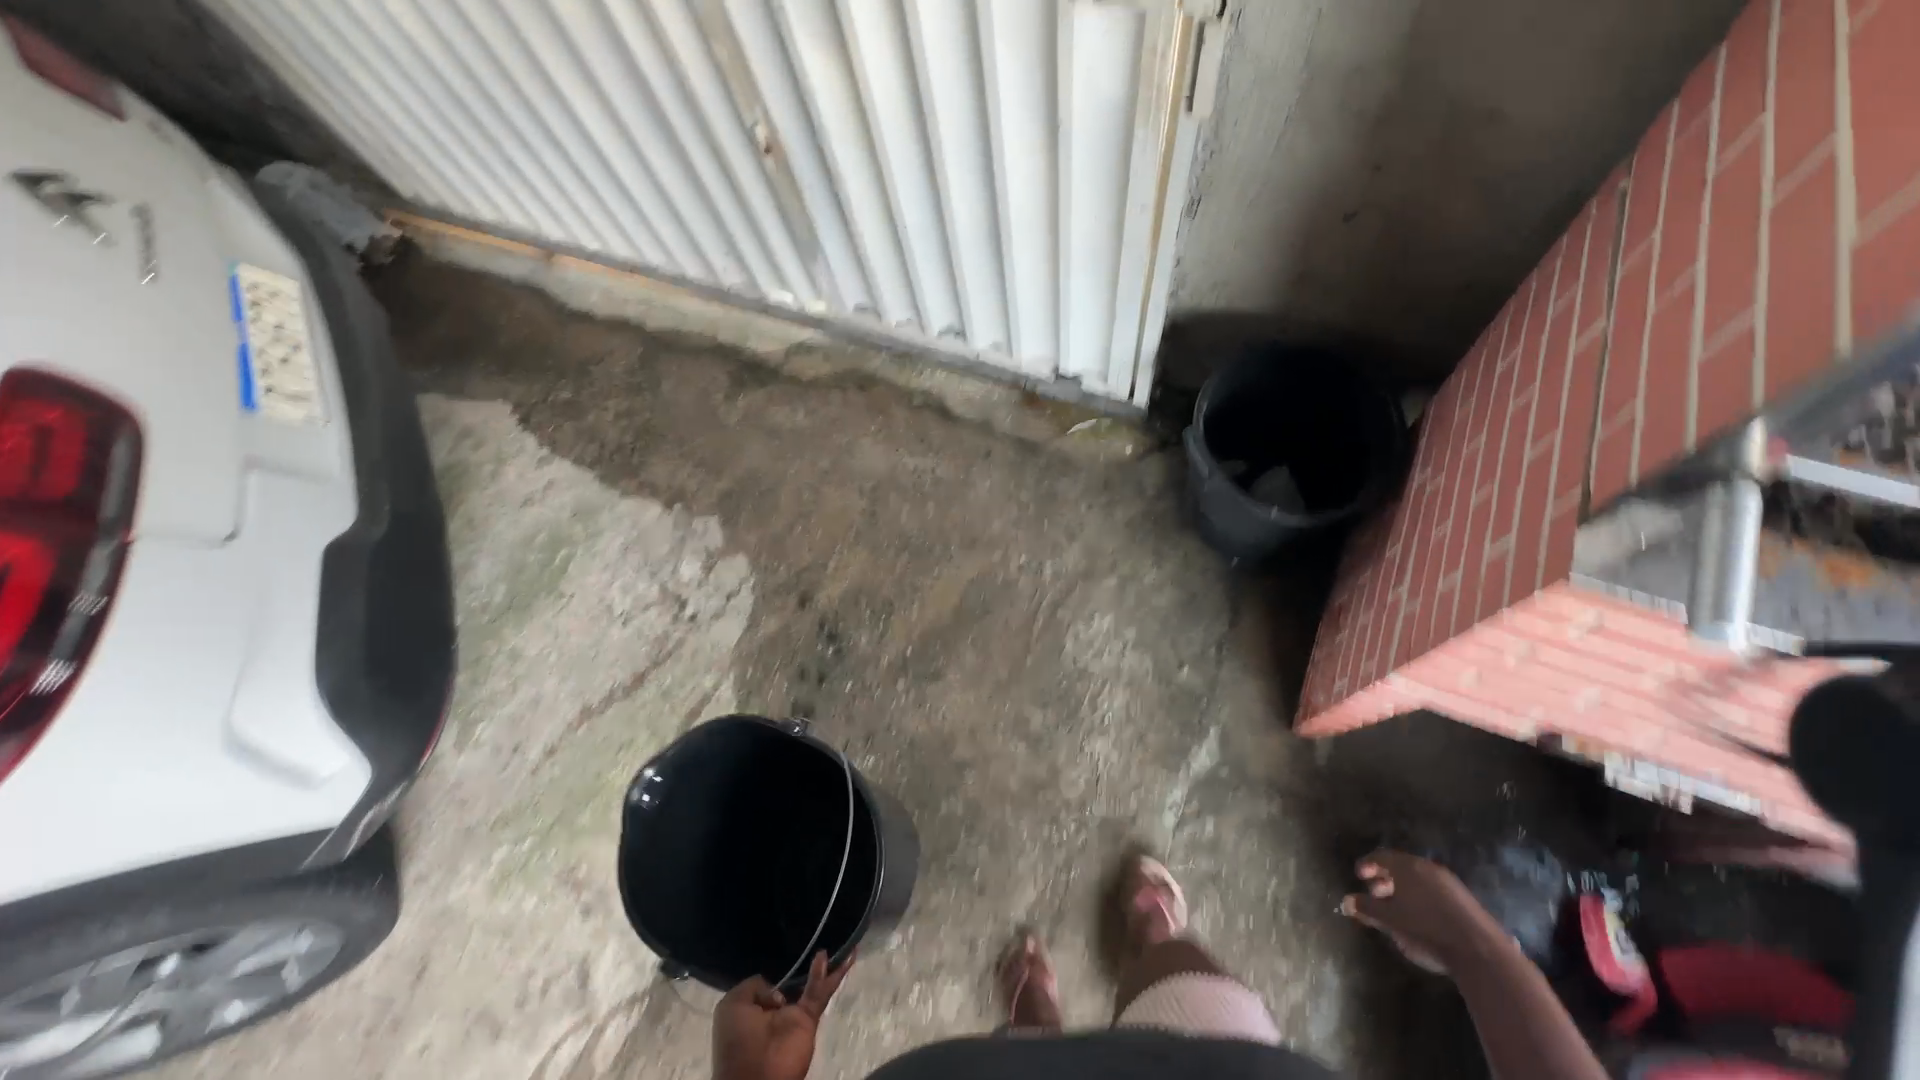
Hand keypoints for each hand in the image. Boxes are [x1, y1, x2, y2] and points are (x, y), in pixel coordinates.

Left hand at [713, 951, 853, 1079]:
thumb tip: (777, 991)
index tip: (780, 953)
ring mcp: (793, 1015)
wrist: (755, 1077)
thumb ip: (753, 985)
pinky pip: (817, 993)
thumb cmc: (737, 1040)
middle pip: (793, 981)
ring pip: (812, 985)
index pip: (766, 983)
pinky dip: (824, 976)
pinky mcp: (808, 1020)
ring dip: (827, 967)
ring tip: (840, 946)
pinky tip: (825, 956)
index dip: (773, 970)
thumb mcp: (732, 1004)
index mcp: (752, 1008)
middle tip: (817, 942)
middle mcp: (774, 1009)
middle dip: (804, 965)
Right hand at [1340, 849, 1499, 973]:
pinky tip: (1419, 918)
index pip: (1381, 856)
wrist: (1479, 951)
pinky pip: (1433, 891)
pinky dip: (1420, 898)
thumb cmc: (1425, 929)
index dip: (1367, 864)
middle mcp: (1428, 869)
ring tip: (1396, 910)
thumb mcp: (1389, 920)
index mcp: (1407, 867)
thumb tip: (1347, 901)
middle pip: (1400, 866)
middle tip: (1374, 895)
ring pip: (1418, 879)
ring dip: (1402, 890)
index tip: (1358, 876)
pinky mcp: (1464, 900)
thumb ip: (1366, 908)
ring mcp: (1449, 883)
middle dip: (1384, 879)